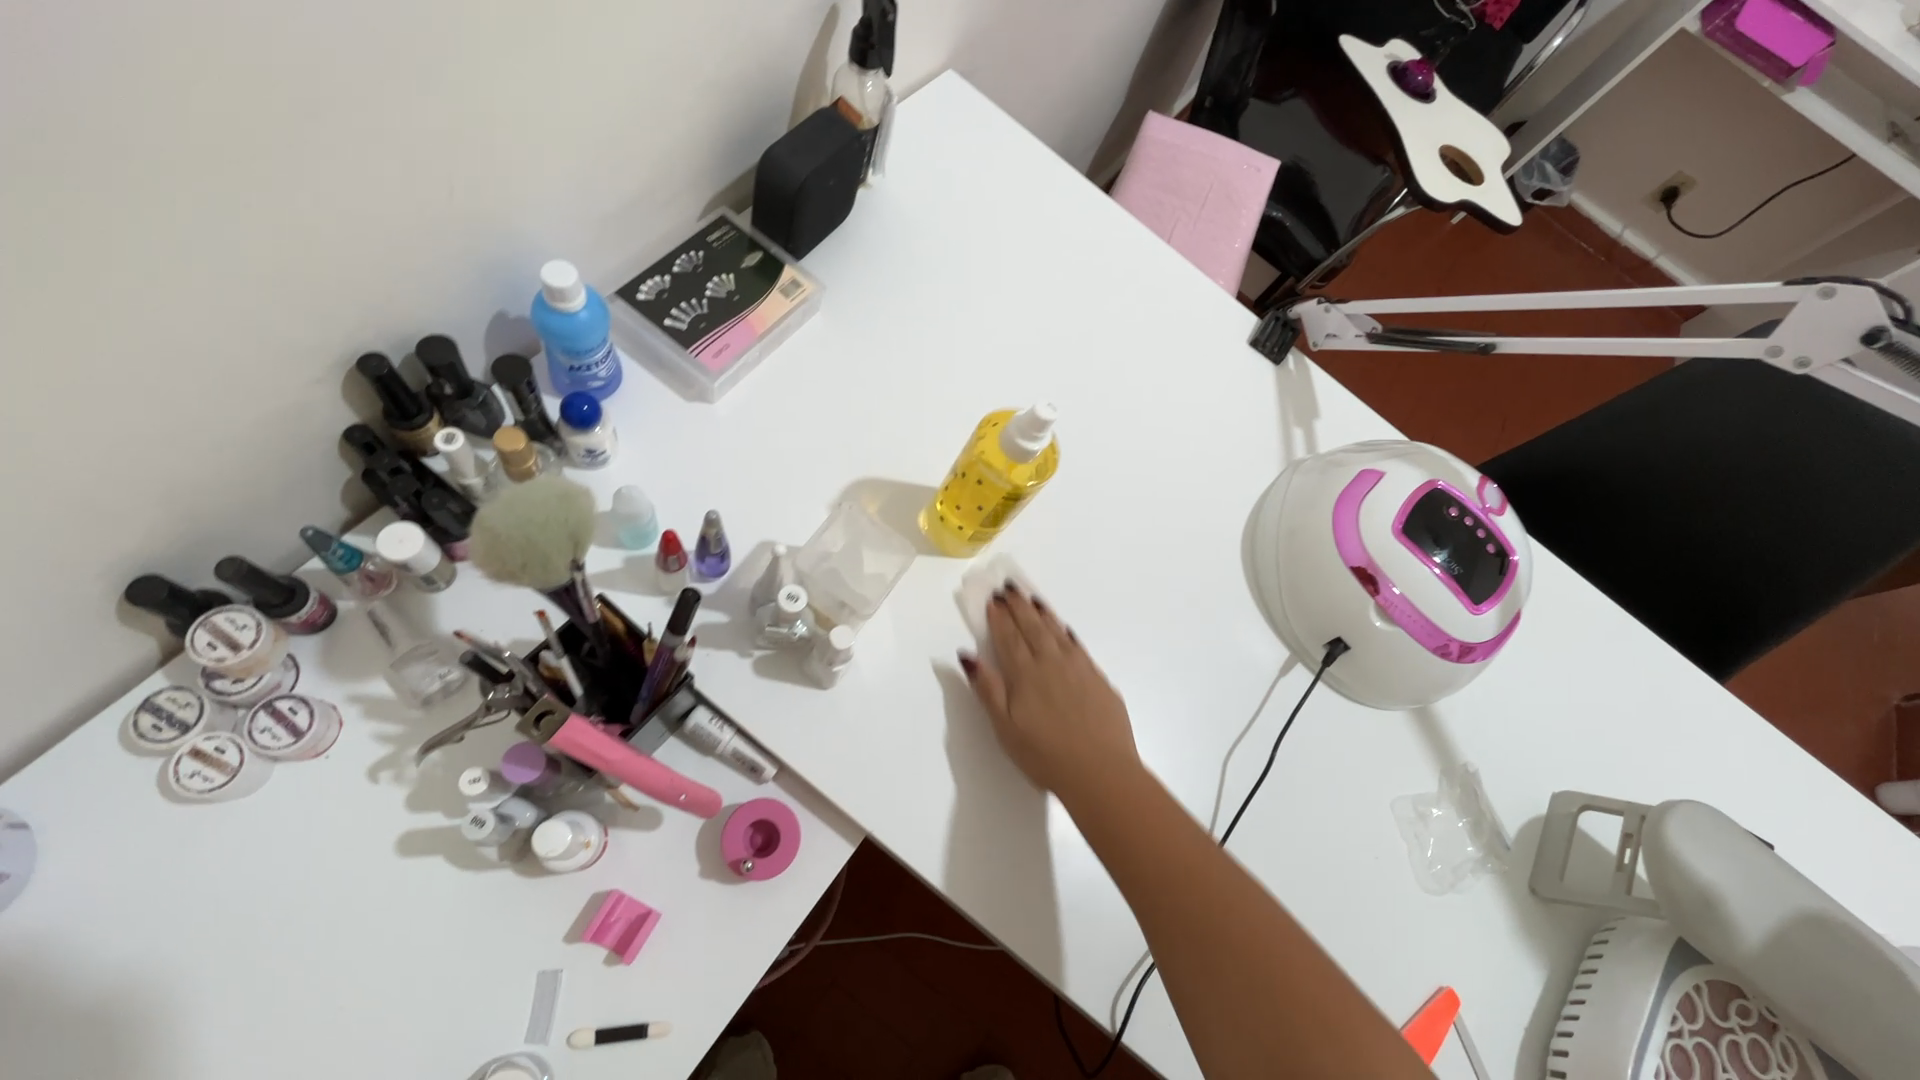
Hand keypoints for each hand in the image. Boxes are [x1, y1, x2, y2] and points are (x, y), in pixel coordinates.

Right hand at [959, 584, 1140, 805]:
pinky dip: (1066, 632)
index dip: (999, 617)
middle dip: (1019, 607)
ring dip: (1042, 613)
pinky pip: (1078, 645)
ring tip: (1032, 598)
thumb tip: (968, 655)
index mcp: (1025, 674)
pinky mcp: (1098, 679)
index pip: (1009, 637)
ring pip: (1057, 631)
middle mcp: (1051, 662)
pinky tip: (1063, 629)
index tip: (992, 600)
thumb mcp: (1005, 727)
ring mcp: (1079, 668)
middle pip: (1032, 627)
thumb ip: (987, 689)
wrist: (1101, 771)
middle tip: (1010, 588)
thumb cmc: (1045, 755)